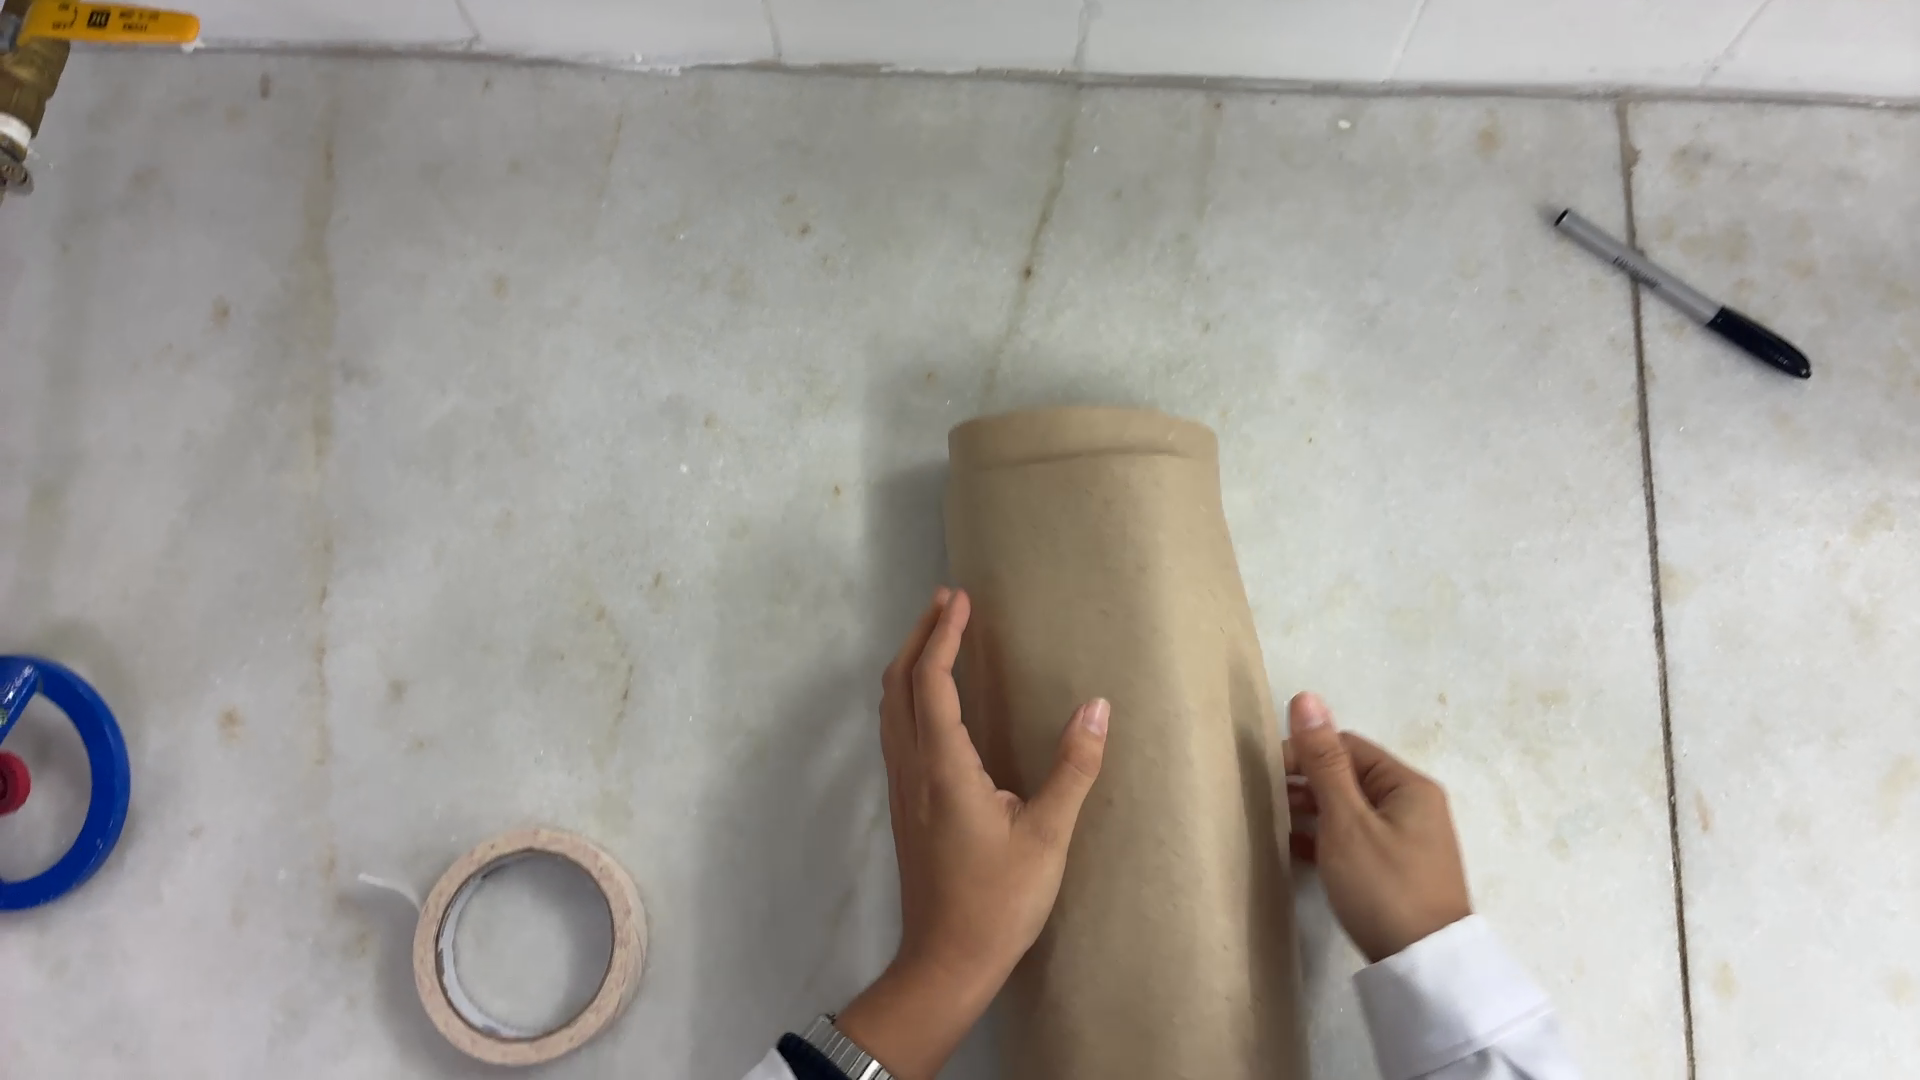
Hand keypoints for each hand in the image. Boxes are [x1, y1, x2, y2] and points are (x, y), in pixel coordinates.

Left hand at [835, 588, 1110, 1079]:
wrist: (944, 962)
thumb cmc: (999, 901)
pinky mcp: (902, 799)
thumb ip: (1073, 768)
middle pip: (899, 682)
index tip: (959, 598)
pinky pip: (894, 726)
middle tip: (946, 599)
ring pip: (889, 704)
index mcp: (944, 766)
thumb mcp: (1048, 836)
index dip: (943, 634)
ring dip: (910, 660)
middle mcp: (912, 765)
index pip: (932, 681)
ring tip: (936, 632)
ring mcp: (901, 783)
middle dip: (920, 634)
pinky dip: (907, 690)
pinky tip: (929, 694)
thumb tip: (1098, 706)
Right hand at [1284, 691, 1471, 963]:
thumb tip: (1306, 697)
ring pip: (1345, 807)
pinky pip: (1349, 836)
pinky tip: (1290, 845)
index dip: (1305, 753)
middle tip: (1264, 796)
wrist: (1424, 971)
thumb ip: (1323, 760)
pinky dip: (1321, 835)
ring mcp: (1403, 839)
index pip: (1345, 746)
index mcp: (1407, 785)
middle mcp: (1410, 805)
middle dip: (1304, 781)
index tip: (1267, 773)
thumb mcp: (1346, 819)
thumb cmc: (1384, 885)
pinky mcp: (1392, 868)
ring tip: (1270, 818)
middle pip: (1346, 775)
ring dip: (1309, 808)